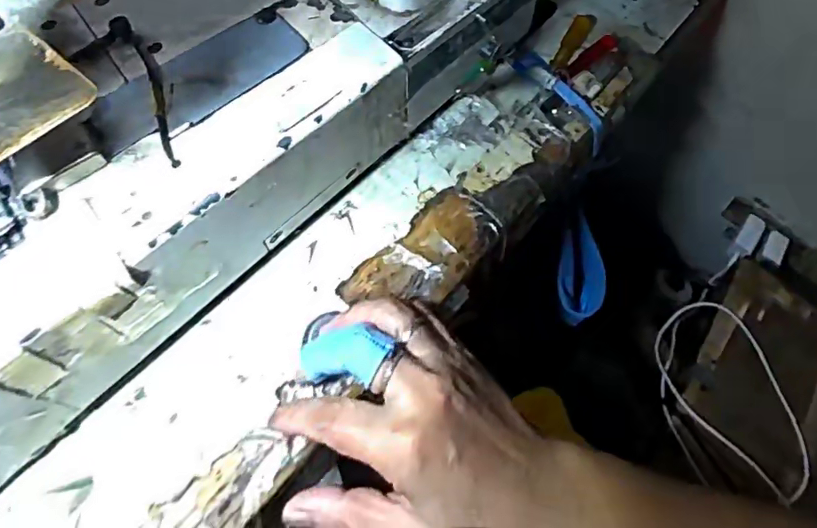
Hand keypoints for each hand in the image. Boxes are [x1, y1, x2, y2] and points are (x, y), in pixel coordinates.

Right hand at [270, 300, 555, 527]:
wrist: (536, 490)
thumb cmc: (474, 516)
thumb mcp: (407, 526)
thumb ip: (348, 513)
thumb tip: (297, 507)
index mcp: (402, 441)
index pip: (334, 416)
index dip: (299, 413)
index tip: (280, 414)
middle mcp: (422, 390)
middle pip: (365, 346)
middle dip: (330, 346)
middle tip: (311, 360)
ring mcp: (447, 364)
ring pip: (399, 315)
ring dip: (365, 312)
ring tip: (340, 323)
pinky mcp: (465, 353)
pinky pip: (428, 316)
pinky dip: (401, 310)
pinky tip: (385, 320)